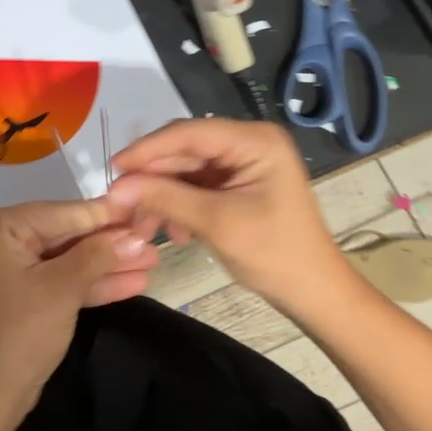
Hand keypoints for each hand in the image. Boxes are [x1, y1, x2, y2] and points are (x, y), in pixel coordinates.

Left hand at [0, 199, 159, 409]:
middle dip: (111, 242)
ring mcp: (19, 266)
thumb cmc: (20, 331)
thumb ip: (97, 257)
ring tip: (154, 260)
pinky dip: (96, 283)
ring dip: (110, 263)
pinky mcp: (31, 293)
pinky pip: (67, 280)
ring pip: (72, 259)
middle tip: (154, 238)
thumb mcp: (61, 289)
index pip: (62, 213)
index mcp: (2, 226)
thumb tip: (137, 235)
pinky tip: (135, 282)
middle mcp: (7, 238)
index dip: (105, 214)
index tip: (142, 207)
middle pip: (69, 235)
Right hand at [106, 120, 347, 309]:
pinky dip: (178, 204)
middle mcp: (248, 142)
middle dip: (152, 177)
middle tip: (119, 201)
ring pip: (185, 169)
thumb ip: (165, 198)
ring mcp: (242, 163)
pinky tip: (170, 230)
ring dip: (162, 195)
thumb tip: (115, 187)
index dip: (147, 149)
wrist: (318, 297)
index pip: (188, 133)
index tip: (113, 168)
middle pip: (184, 150)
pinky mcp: (236, 183)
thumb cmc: (276, 255)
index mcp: (255, 140)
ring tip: (141, 225)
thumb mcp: (217, 223)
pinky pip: (195, 184)